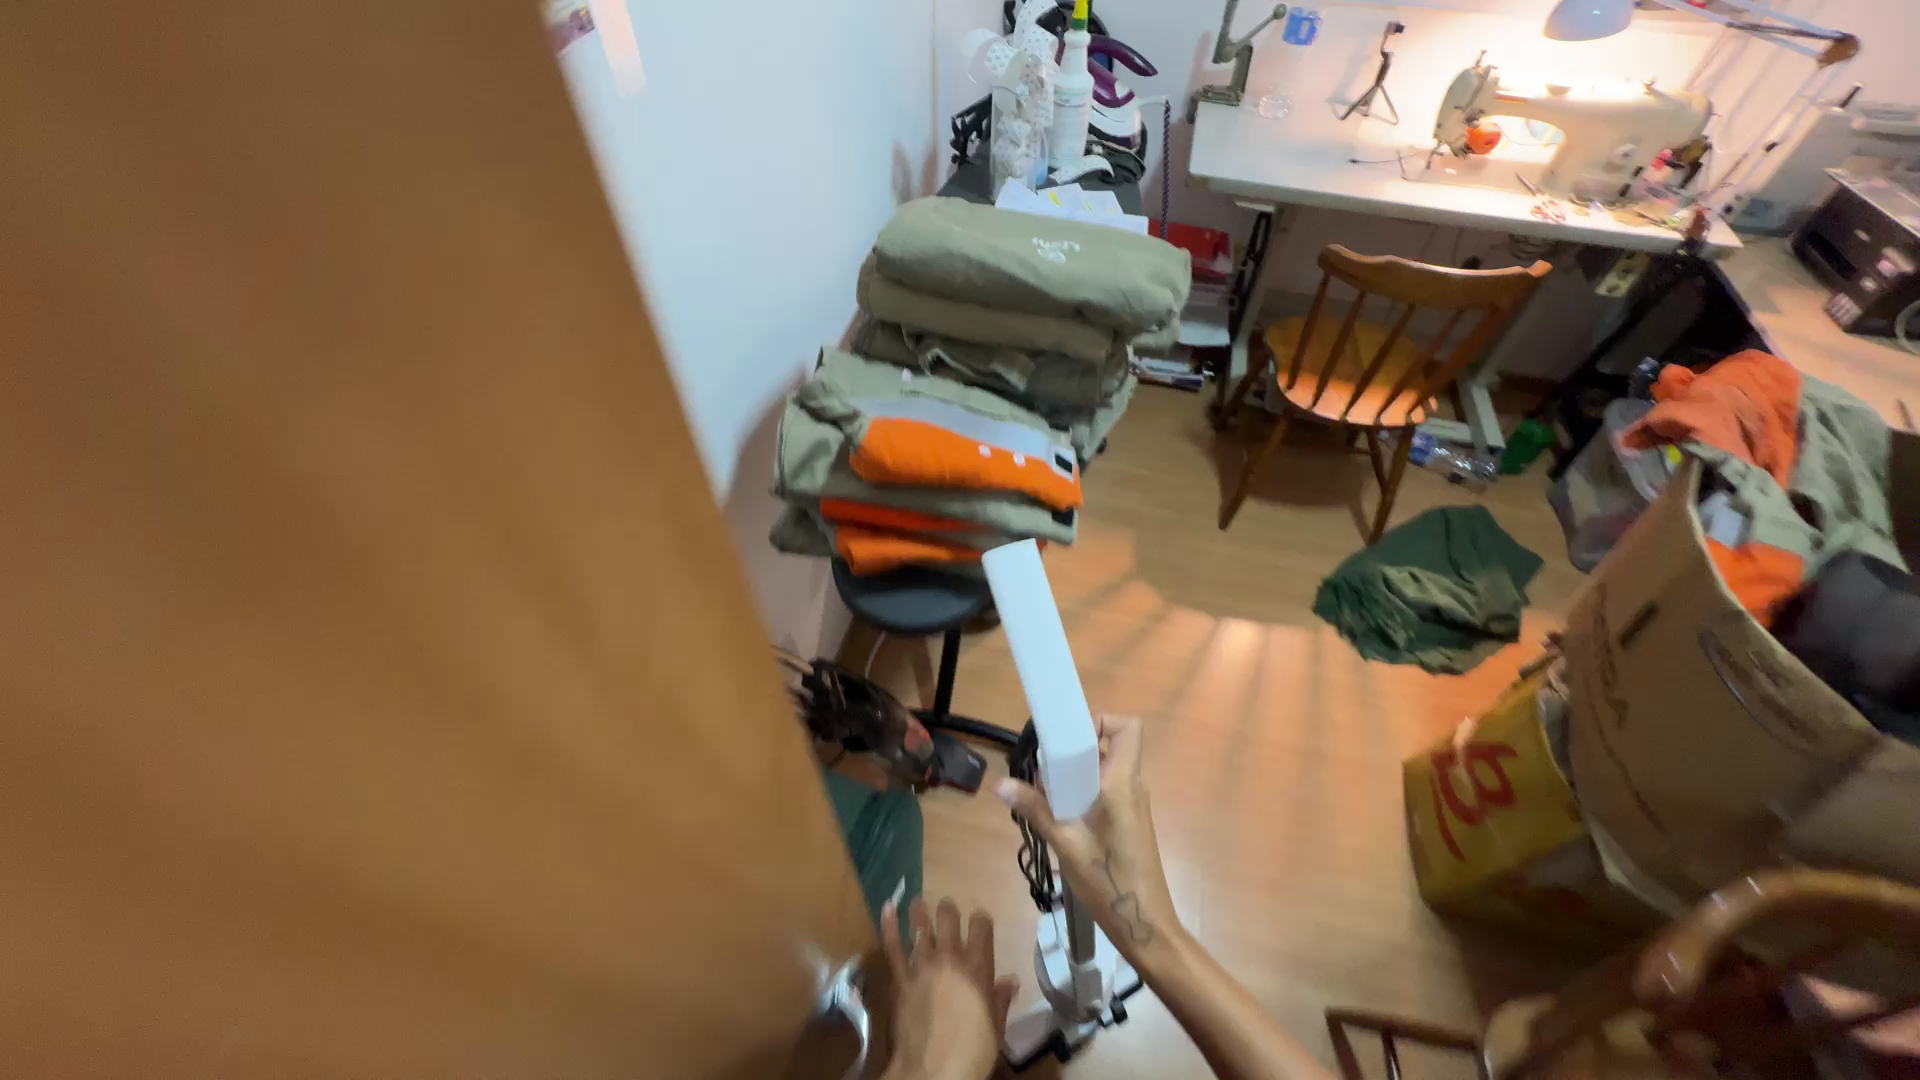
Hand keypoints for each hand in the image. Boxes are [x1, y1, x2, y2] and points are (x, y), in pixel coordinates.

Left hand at [880, 897, 1017, 1079]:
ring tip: (919, 902)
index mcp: (977, 967)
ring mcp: (924, 966)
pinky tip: (887, 908)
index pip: (981, 927)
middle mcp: (951, 958)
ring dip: (921, 912)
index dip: (981, 919)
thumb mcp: (995, 1029)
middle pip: (949, 918)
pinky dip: (889, 926)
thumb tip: (1010, 980)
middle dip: (949, 910)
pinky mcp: (902, 979)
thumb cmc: (971, 1052)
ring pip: (921, 927)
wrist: (934, 1071)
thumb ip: (1001, 1000)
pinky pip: (893, 947)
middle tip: (947, 908)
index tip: (979, 920)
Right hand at [996, 714, 1181, 964]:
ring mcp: (1134, 805)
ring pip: (1106, 770)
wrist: (1145, 926)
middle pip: (1111, 746)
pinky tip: (1062, 817)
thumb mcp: (1065, 844)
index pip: (1128, 727)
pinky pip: (1107, 790)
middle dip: (1076, 749)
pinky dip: (1084, 792)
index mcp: (1123, 783)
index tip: (1069, 738)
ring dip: (1077, 774)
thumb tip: (999, 784)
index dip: (1101, 721)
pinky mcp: (1130, 822)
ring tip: (1047, 794)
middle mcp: (1133, 786)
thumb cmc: (1109, 882)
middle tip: (1046, 768)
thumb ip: (1034, 809)